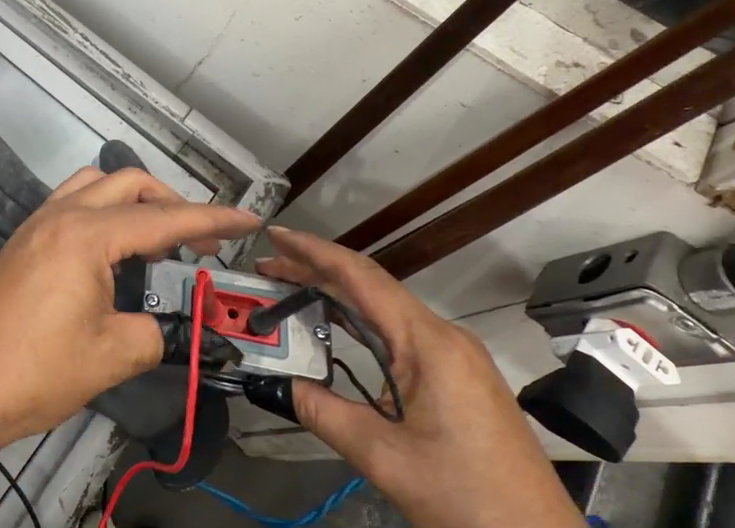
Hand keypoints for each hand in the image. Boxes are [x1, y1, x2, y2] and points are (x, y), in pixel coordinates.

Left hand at [0, 166, 259, 451]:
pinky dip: (103, 213)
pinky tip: (115, 254)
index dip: (212, 220)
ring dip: (133, 203)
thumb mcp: (113, 354)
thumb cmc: (36, 370)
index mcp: (85, 235)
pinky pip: (72, 204)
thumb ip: (159, 331)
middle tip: (202, 246)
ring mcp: (36, 225)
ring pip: (95, 186)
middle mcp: (60, 215)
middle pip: (127, 184)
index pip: (162, 219)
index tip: (249, 221)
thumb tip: (179, 325)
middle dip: (172, 205)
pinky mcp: (24, 242)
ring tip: (158, 245)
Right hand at [259, 228, 584, 527]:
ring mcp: (456, 358)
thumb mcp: (384, 457)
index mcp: (429, 344)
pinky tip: (336, 331)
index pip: (362, 278)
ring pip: (387, 311)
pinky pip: (401, 335)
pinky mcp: (460, 379)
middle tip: (267, 269)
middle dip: (317, 272)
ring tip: (290, 292)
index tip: (275, 236)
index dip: (314, 252)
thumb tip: (276, 385)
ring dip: (339, 299)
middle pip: (373, 288)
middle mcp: (445, 338)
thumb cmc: (467, 497)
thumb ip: (324, 413)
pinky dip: (361, 324)